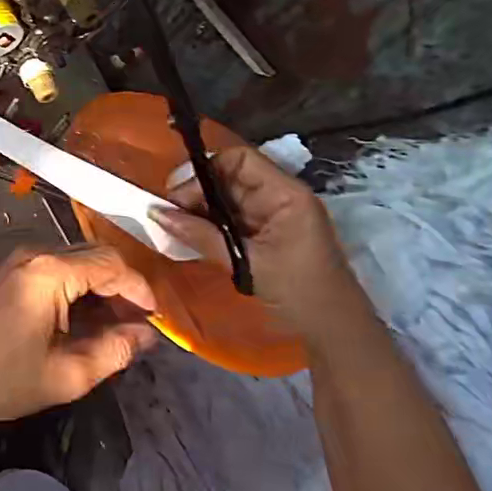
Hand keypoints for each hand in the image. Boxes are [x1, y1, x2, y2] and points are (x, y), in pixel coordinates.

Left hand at [0, 247, 159, 426]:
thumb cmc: (3, 379)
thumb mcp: (67, 375)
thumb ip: (114, 351)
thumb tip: (145, 335)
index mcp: (49, 273)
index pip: (112, 265)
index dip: (140, 291)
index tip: (157, 321)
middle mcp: (36, 255)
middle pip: (97, 257)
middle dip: (124, 289)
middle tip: (141, 327)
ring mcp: (22, 261)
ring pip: (80, 262)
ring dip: (104, 289)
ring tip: (121, 328)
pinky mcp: (15, 272)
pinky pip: (61, 271)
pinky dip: (82, 290)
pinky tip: (92, 321)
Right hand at [151, 140, 378, 350]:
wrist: (335, 331)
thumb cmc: (299, 293)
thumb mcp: (247, 264)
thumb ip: (202, 236)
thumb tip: (156, 214)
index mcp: (285, 195)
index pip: (238, 160)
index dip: (204, 171)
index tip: (177, 197)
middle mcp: (279, 197)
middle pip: (229, 176)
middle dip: (196, 192)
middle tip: (169, 215)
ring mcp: (273, 215)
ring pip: (226, 198)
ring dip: (199, 209)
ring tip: (176, 226)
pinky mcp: (265, 232)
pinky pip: (230, 217)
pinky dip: (209, 223)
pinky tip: (191, 235)